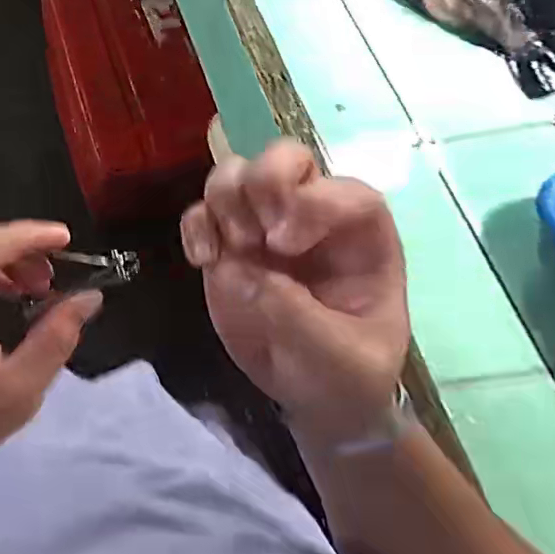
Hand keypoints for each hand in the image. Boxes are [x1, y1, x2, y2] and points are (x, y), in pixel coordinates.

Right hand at [180, 139, 408, 443]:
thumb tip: (243, 269)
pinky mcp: (222, 240)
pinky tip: (200, 260)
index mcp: (361, 240)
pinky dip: (193, 227)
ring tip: (229, 248)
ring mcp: (262, 225)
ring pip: (234, 173)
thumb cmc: (344, 375)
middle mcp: (310, 219)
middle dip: (262, 180)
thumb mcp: (341, 360)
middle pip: (287, 158)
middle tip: (252, 232)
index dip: (313, 202)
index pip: (346, 193)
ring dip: (223, 200)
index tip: (284, 244)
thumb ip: (299, 317)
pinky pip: (198, 210)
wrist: (306, 395)